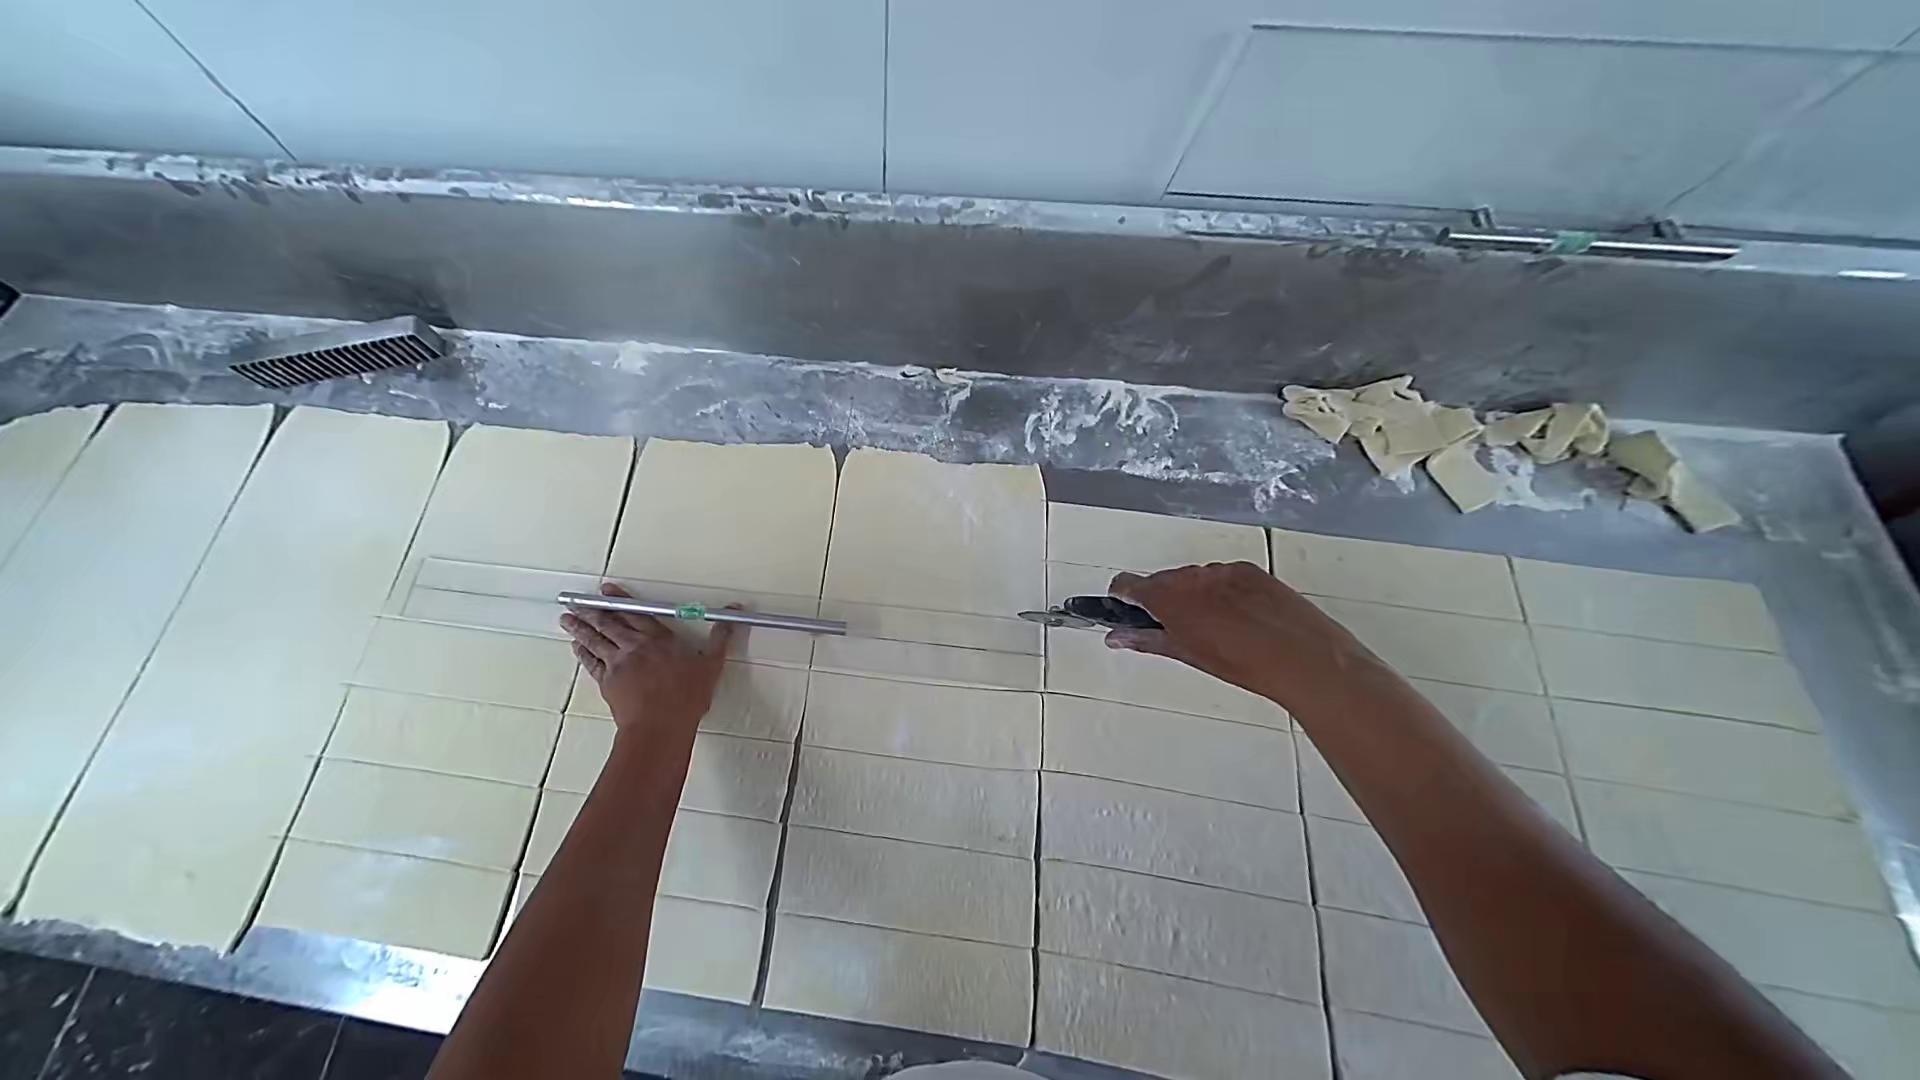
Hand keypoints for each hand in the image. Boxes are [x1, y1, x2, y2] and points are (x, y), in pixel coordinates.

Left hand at [560, 583, 738, 744]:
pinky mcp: (608, 681)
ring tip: (567, 618)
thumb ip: (720, 637)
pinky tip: (576, 646)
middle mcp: (635, 646)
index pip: (636, 613)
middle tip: (578, 601)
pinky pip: (591, 662)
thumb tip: (732, 615)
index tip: (607, 590)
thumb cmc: (687, 697)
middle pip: (609, 623)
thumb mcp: (711, 664)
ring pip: (595, 639)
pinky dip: (582, 652)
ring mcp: (618, 663)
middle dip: (593, 610)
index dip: (620, 600)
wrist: (660, 726)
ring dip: (580, 627)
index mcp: (659, 639)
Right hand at [1105, 561, 1390, 710]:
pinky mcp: (1250, 570)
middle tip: (1171, 626)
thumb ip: (1146, 640)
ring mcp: (1222, 570)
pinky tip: (1237, 616)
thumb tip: (1116, 637)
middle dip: (1160, 598)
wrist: (1301, 657)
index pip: (1129, 584)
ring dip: (1192, 594)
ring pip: (1193, 578)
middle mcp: (1192, 576)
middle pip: (1162, 580)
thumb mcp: (1186, 655)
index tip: (1121, 605)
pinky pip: (1222, 575)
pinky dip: (1220, 590)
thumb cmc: (1241, 663)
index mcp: (1169, 597)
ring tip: (1211, 626)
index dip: (1122, 594)